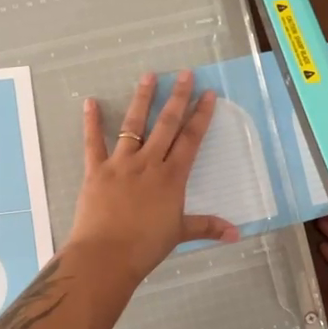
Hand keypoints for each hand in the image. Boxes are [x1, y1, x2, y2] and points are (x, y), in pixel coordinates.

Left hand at [69, 70, 238, 282]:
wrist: (106, 255)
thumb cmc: (146, 247)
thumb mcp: (179, 234)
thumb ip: (207, 227)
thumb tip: (237, 234)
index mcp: (172, 177)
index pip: (190, 140)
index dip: (200, 116)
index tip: (207, 94)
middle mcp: (149, 163)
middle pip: (166, 125)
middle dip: (177, 97)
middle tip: (184, 74)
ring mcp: (121, 164)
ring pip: (134, 125)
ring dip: (142, 99)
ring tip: (149, 76)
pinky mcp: (96, 170)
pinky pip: (93, 142)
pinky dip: (91, 122)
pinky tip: (90, 102)